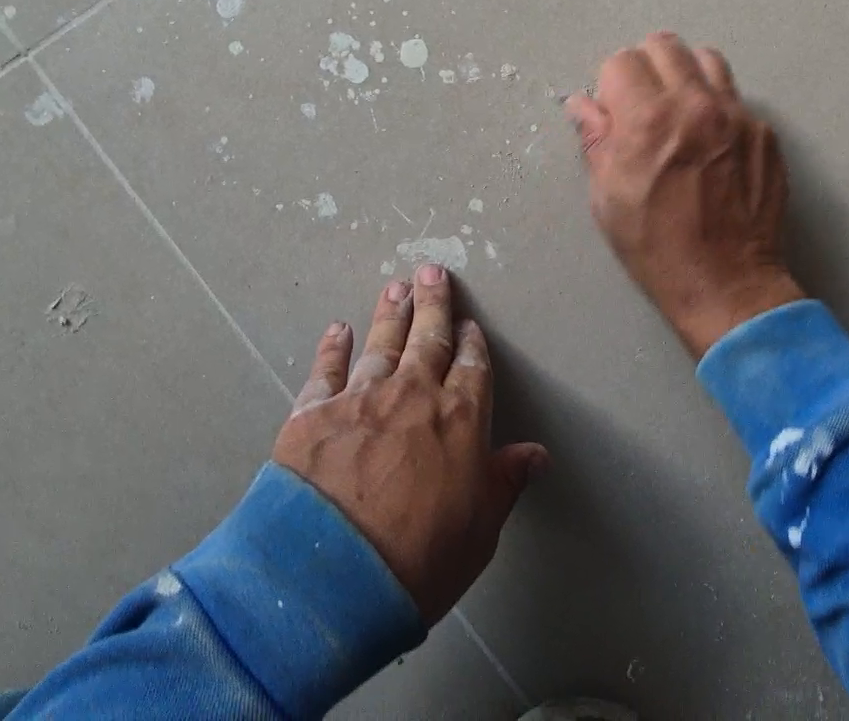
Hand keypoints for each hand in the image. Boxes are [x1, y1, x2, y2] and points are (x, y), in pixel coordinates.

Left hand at [272, 264, 549, 623]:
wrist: (334, 577)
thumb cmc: (421, 559)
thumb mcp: (480, 527)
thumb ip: (504, 481)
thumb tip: (536, 455)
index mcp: (461, 419)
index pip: (472, 367)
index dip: (471, 344)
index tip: (469, 327)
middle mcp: (414, 395)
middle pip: (428, 338)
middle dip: (434, 304)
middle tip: (432, 271)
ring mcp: (361, 399)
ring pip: (382, 343)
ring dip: (391, 313)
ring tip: (396, 286)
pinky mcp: (312, 414)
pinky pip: (326, 370)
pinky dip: (334, 347)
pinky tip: (338, 329)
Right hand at [565, 32, 804, 357]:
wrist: (727, 284)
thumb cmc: (656, 248)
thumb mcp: (607, 198)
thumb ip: (597, 140)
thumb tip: (583, 105)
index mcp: (649, 119)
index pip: (621, 61)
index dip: (610, 86)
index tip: (613, 113)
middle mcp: (697, 105)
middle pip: (664, 46)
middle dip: (645, 69)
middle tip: (642, 106)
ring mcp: (738, 116)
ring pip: (706, 60)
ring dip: (685, 77)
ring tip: (679, 114)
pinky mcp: (765, 134)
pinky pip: (735, 99)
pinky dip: (717, 108)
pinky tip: (711, 145)